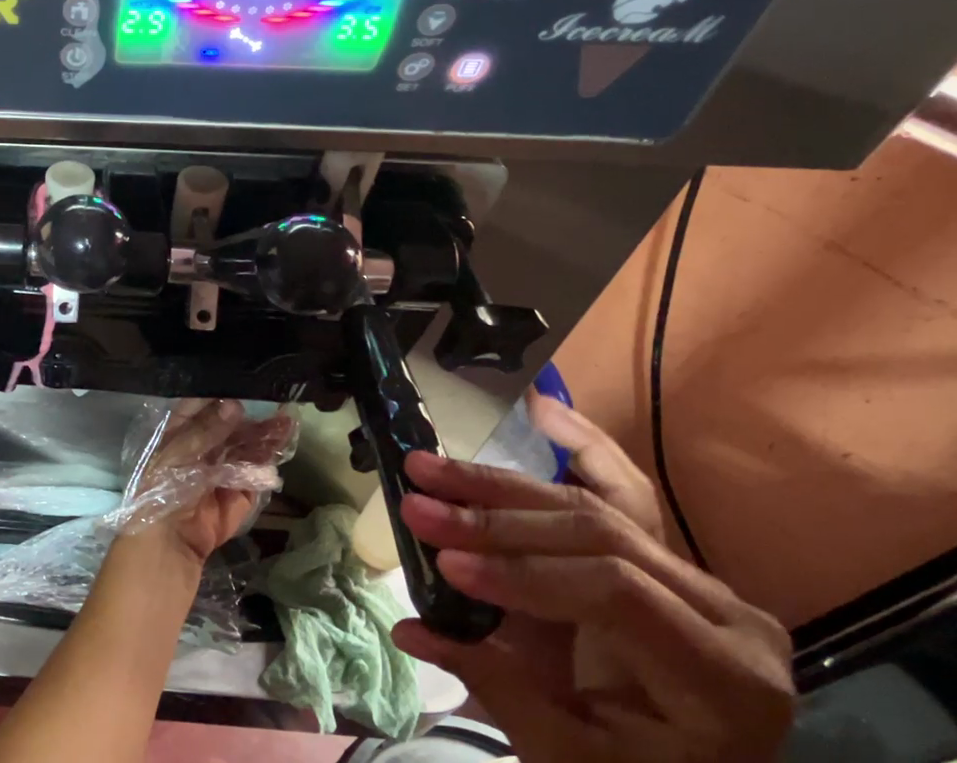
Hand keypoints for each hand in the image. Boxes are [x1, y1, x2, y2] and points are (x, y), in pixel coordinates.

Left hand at [125, 399, 291, 563]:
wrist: (164, 550)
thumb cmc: (160, 494)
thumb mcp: (175, 456)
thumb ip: (204, 431)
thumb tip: (233, 405)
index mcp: (173, 439)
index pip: (198, 410)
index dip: (220, 399)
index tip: (245, 385)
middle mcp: (197, 455)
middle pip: (227, 432)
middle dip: (250, 421)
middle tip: (277, 408)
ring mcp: (218, 479)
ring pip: (244, 453)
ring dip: (264, 439)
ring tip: (286, 424)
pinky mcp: (235, 502)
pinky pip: (253, 480)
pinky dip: (266, 465)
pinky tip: (281, 447)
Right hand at [391, 389, 794, 761]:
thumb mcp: (569, 759)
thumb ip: (497, 686)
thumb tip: (410, 627)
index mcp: (722, 675)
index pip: (614, 590)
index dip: (524, 570)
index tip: (445, 567)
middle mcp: (727, 612)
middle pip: (601, 534)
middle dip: (496, 517)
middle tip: (416, 504)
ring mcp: (701, 580)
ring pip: (596, 506)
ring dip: (501, 484)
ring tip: (428, 466)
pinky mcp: (670, 563)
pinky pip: (626, 495)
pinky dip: (583, 448)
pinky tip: (544, 409)